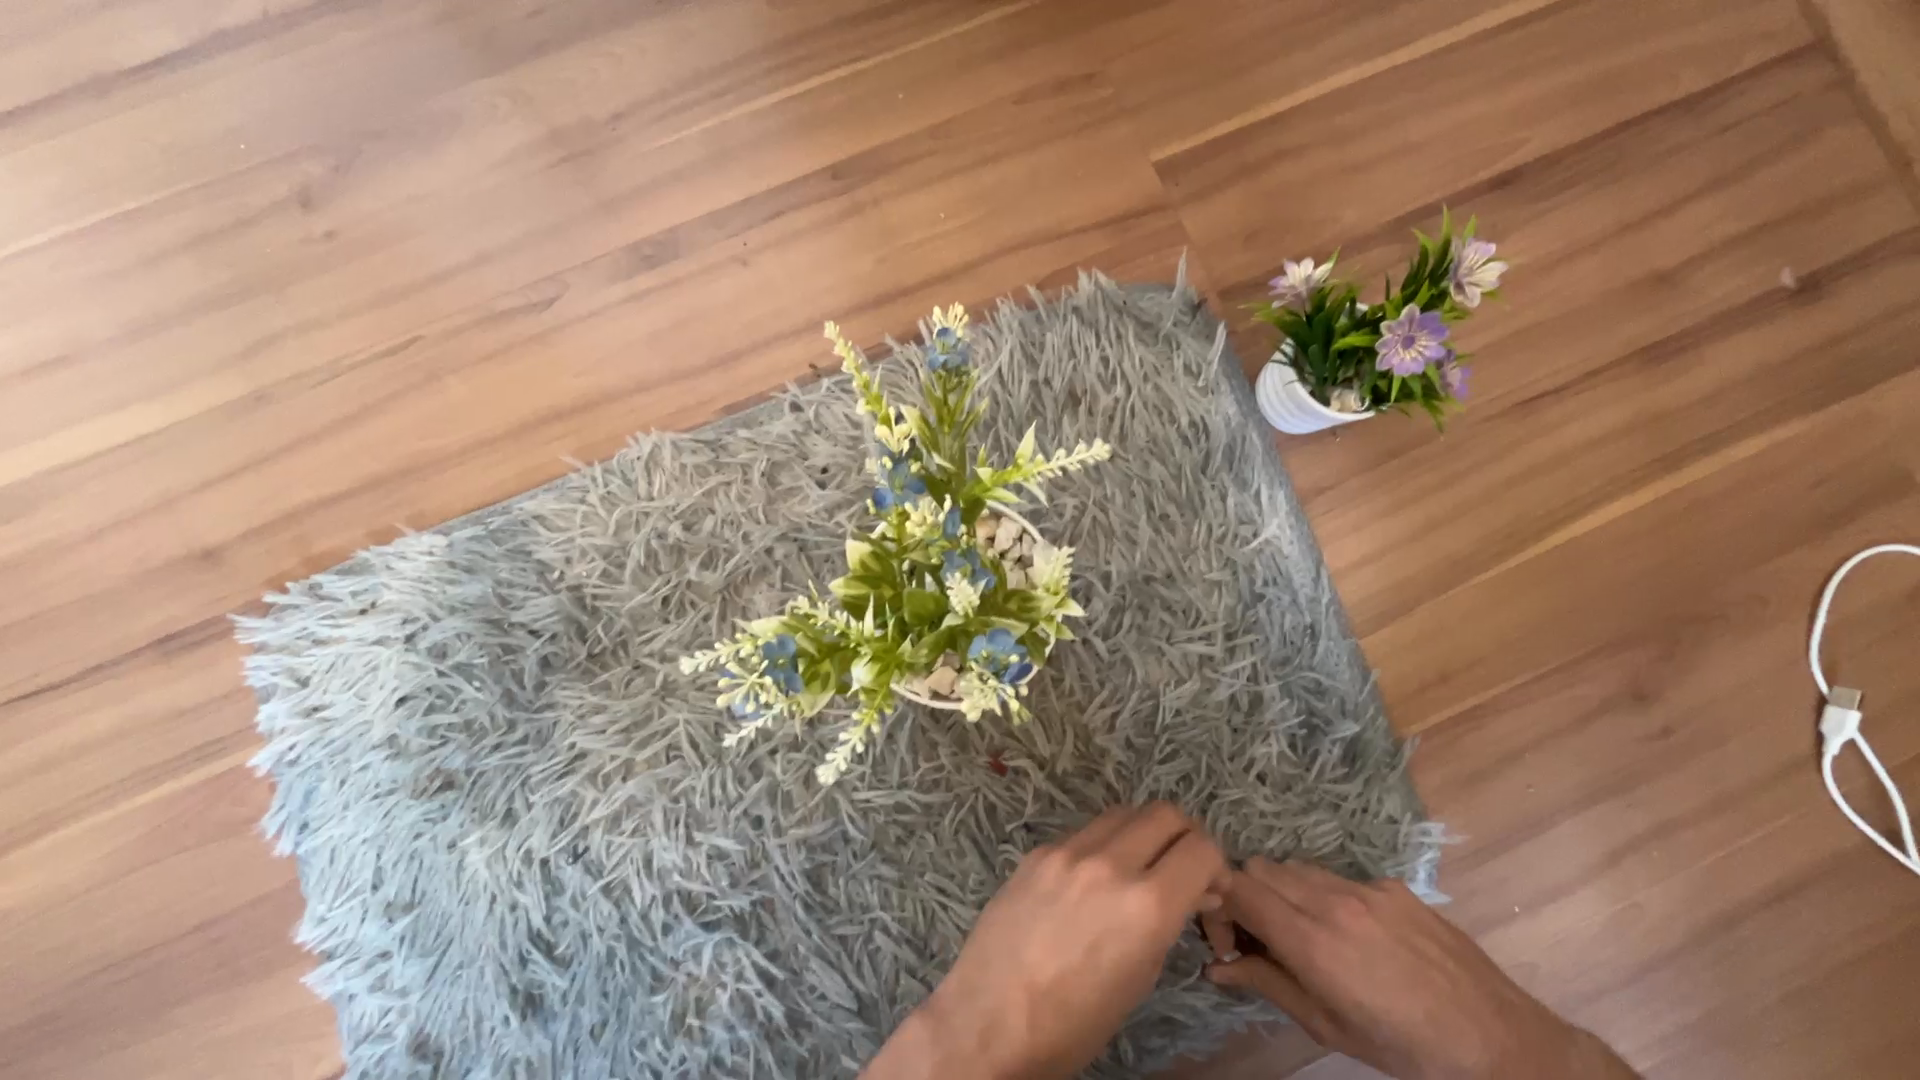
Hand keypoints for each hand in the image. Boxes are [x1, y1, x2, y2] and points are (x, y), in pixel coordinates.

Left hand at [862, 802, 1228, 1079]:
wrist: (990, 1020)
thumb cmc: (1075, 1021)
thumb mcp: (1141, 978)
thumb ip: (1170, 922)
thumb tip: (1196, 890)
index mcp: (1146, 904)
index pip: (1202, 848)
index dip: (1215, 865)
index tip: (1209, 887)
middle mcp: (1109, 864)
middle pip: (1166, 814)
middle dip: (1185, 837)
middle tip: (1182, 869)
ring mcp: (1067, 852)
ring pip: (1124, 813)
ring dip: (1144, 832)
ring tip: (1140, 868)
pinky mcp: (1037, 852)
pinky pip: (1085, 831)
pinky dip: (1104, 844)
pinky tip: (1094, 879)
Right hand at [1201, 859, 1637, 1079]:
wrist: (1496, 1040)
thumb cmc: (1402, 1047)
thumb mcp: (1326, 1026)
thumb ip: (1266, 985)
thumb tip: (1218, 966)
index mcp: (1311, 939)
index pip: (1235, 885)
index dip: (1216, 904)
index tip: (1226, 940)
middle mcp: (1332, 899)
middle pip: (1259, 867)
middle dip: (1245, 895)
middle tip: (1257, 938)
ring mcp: (1366, 887)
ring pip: (1296, 866)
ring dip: (1282, 891)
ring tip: (1301, 934)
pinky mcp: (1393, 885)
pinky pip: (1339, 877)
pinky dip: (1325, 895)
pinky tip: (1351, 935)